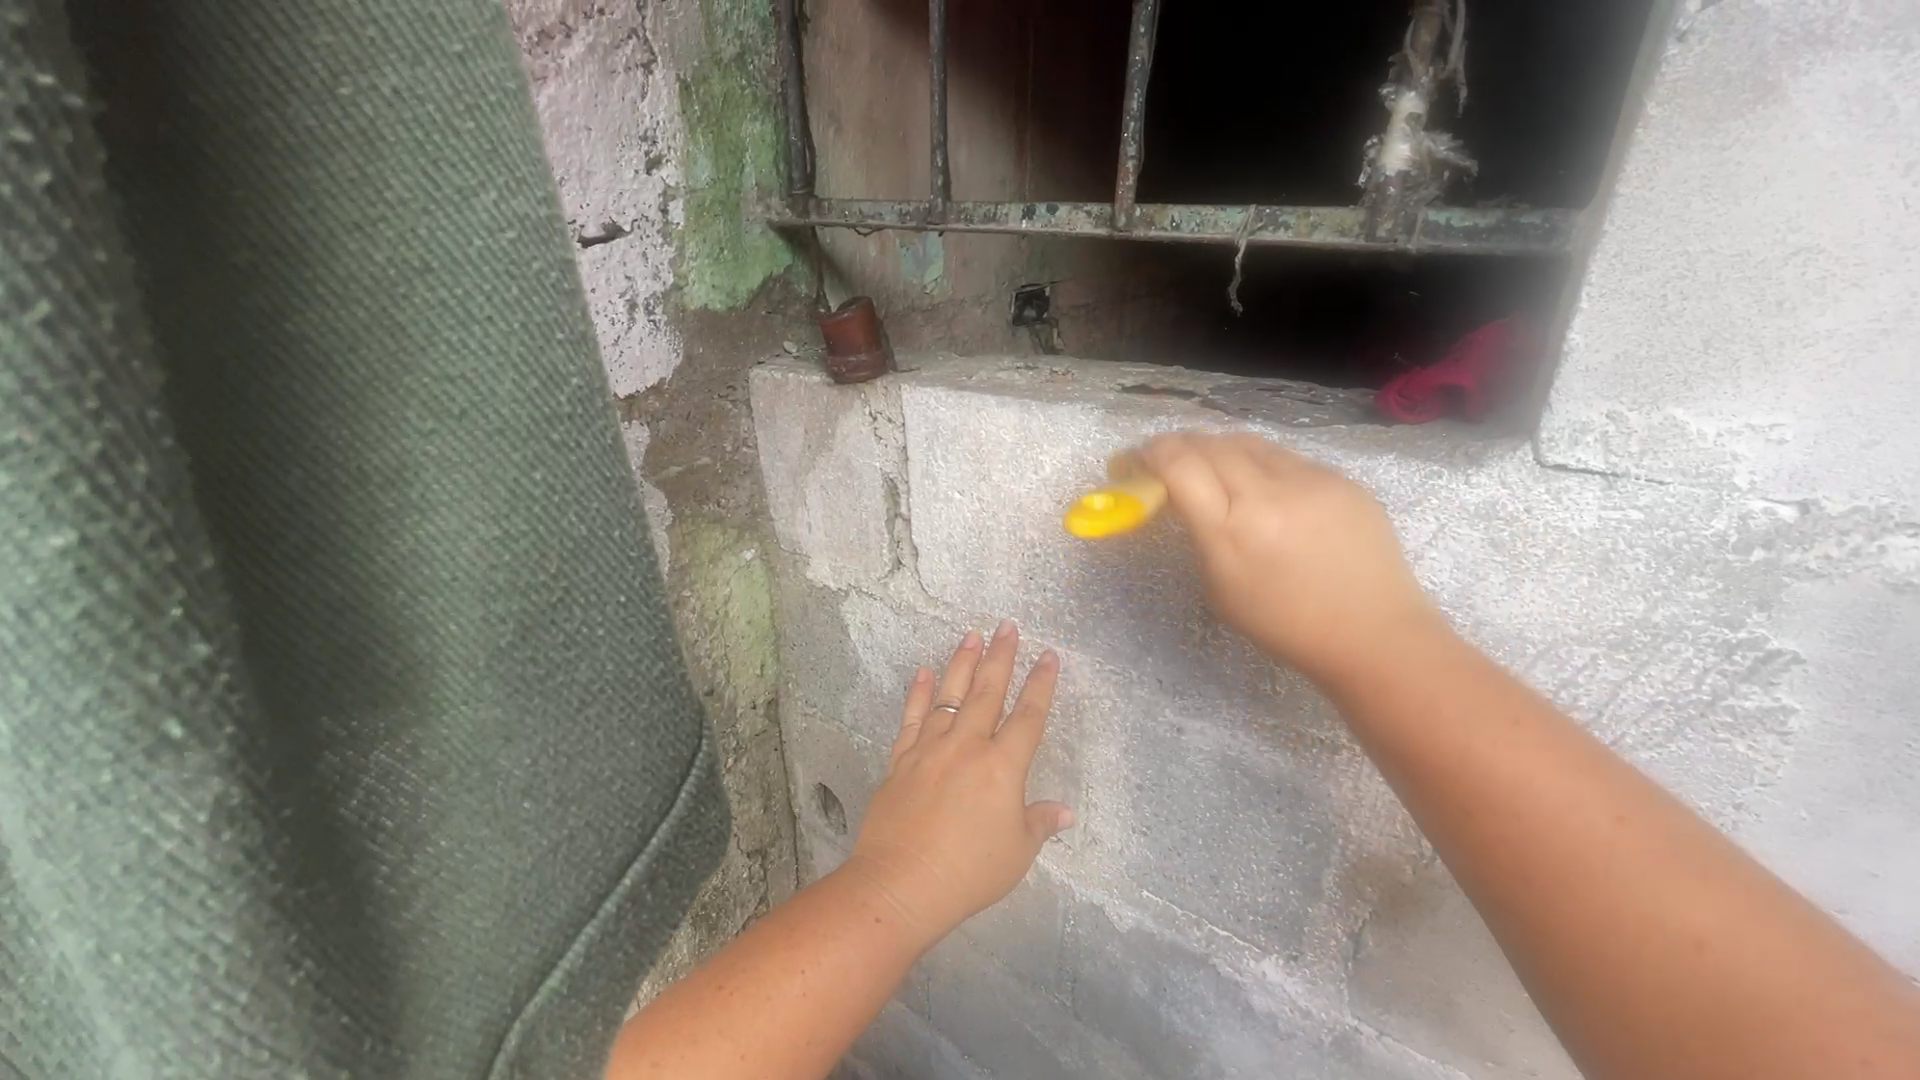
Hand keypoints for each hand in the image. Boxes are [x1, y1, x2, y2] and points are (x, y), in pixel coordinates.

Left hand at [841, 621, 1072, 947]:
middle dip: (1001, 656)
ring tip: (971, 635)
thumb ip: (1039, 824)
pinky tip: (922, 673)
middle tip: (1007, 626)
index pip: (1029, 716)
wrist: (901, 882)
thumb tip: (1065, 812)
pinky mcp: (901, 760)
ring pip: (950, 695)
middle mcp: (968, 746)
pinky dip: (917, 693)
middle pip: (988, 692)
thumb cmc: (969, 871)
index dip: (1041, 684)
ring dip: (962, 663)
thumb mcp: (1017, 852)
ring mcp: (930, 749)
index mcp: (1003, 766)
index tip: (1048, 655)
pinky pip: (912, 718)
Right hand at [1139, 432, 1440, 686]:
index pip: (1179, 465)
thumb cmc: (1285, 624)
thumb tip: (1185, 495)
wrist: (1373, 633)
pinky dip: (1260, 464)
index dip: (1148, 454)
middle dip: (1177, 444)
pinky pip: (1287, 458)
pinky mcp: (1341, 478)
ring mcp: (1311, 480)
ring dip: (1218, 448)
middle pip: (1209, 443)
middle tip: (1163, 458)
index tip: (1132, 460)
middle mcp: (1269, 494)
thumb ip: (1201, 534)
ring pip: (1248, 442)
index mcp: (1232, 531)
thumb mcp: (1221, 587)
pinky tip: (1262, 485)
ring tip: (1208, 464)